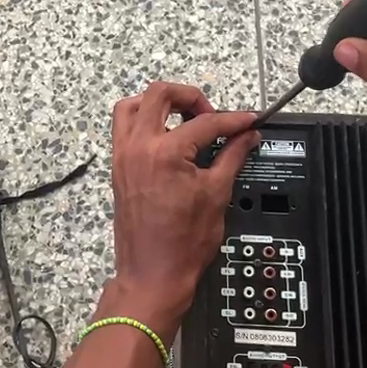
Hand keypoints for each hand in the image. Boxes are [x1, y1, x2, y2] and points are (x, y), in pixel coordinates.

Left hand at [103, 82, 258, 336]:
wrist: (153, 274)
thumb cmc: (183, 243)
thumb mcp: (217, 195)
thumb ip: (232, 157)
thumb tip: (247, 137)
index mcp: (165, 153)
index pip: (205, 122)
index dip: (232, 120)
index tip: (248, 122)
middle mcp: (138, 148)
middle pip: (159, 94)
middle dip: (190, 96)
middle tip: (211, 115)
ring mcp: (123, 156)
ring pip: (132, 106)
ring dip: (158, 103)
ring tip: (184, 118)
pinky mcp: (118, 168)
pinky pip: (123, 129)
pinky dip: (143, 121)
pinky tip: (167, 136)